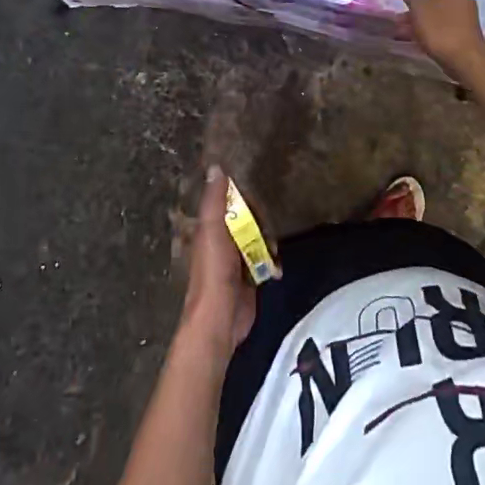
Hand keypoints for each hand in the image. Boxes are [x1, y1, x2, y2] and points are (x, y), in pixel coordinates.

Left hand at [179, 165, 255, 353]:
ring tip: (271, 253)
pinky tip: (274, 270)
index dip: (246, 200)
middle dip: (262, 224)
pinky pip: (266, 260)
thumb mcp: (212, 231)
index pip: (232, 203)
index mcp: (210, 230)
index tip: (257, 203)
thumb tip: (216, 167)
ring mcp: (237, 261)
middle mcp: (223, 242)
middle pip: (250, 221)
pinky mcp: (251, 277)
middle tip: (265, 233)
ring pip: (260, 239)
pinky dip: (272, 263)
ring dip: (269, 244)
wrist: (221, 317)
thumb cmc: (213, 272)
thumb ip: (215, 201)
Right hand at [401, 0, 484, 79]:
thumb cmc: (439, 28)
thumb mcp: (419, 8)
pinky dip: (425, 26)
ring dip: (417, 15)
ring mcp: (462, 13)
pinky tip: (410, 36)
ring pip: (435, 10)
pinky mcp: (461, 30)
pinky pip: (439, 23)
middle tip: (401, 2)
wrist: (465, 57)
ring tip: (398, 25)